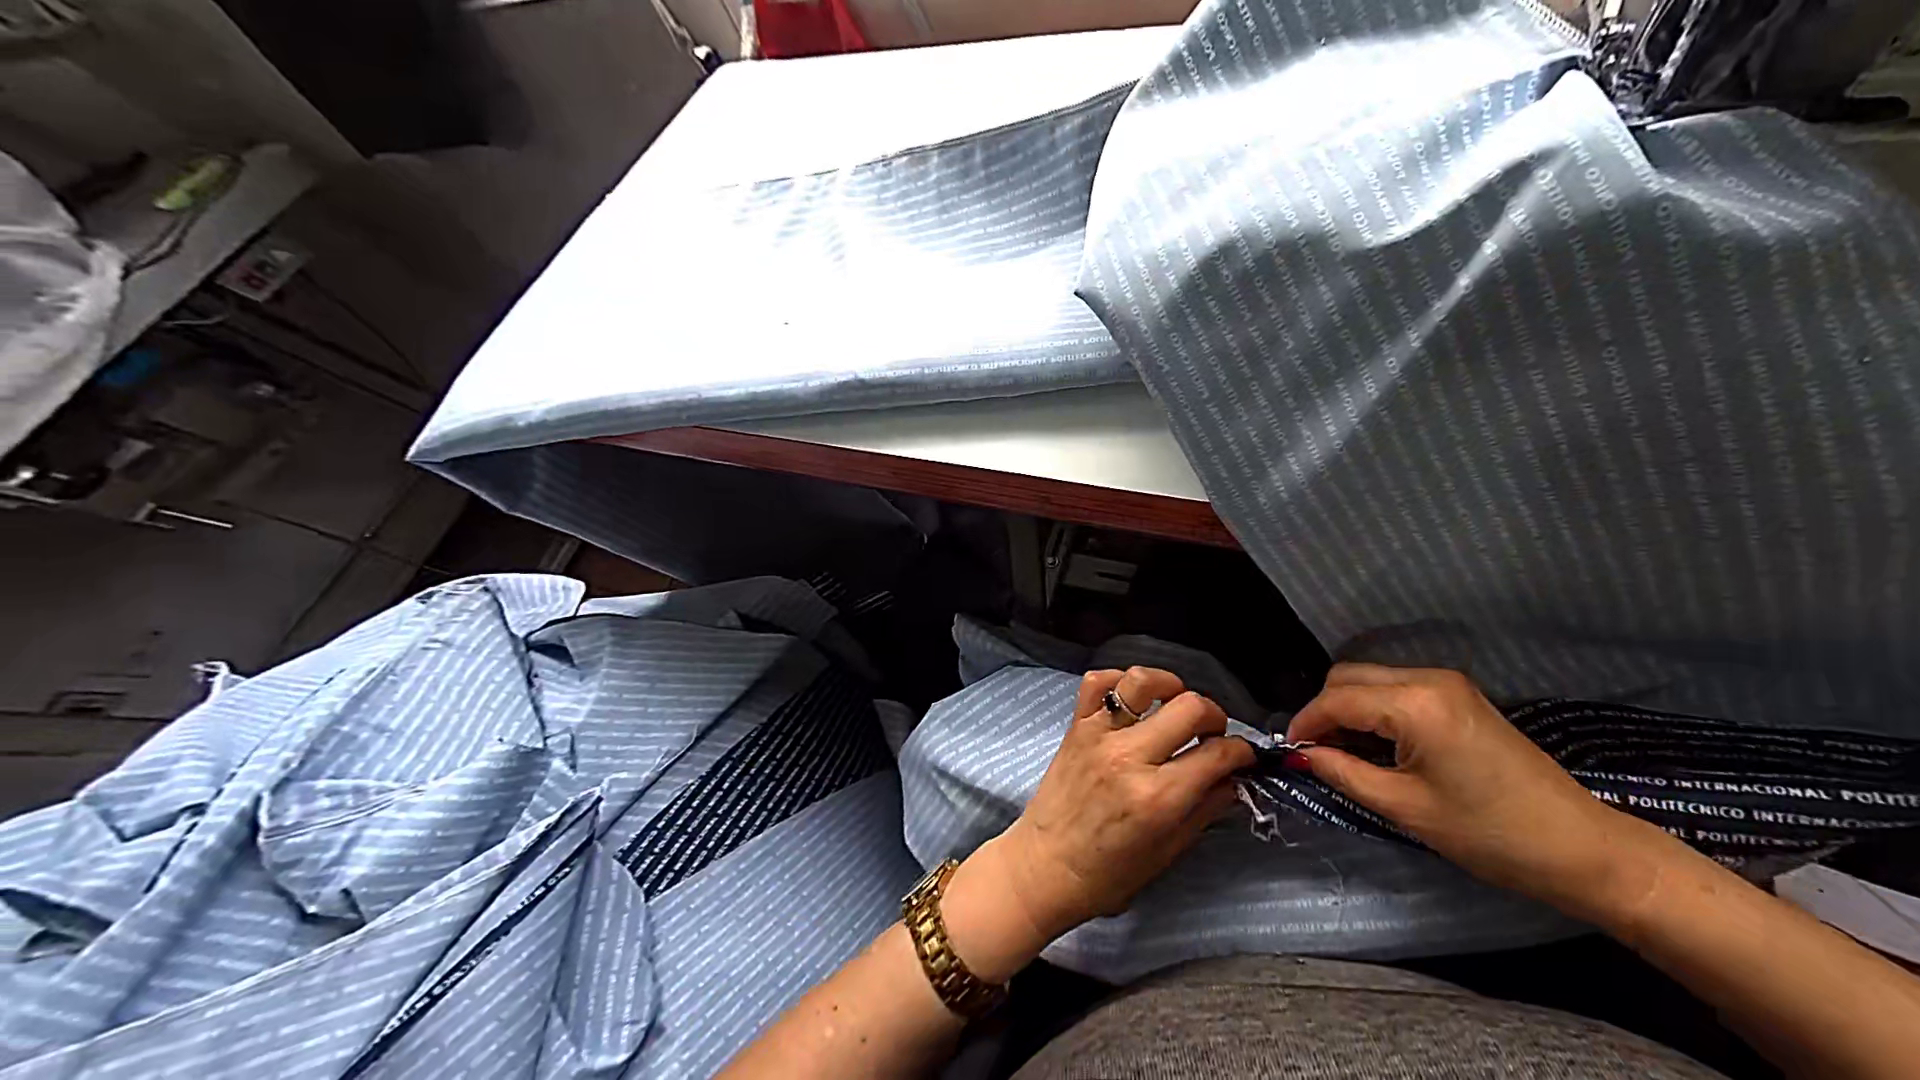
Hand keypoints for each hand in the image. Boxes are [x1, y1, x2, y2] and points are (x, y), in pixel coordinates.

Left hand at [986, 667, 1255, 941]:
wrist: (1044, 868)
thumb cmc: (1107, 874)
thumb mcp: (1168, 852)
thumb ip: (1205, 810)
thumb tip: (1234, 779)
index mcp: (1158, 796)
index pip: (1218, 753)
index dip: (1241, 752)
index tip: (1243, 756)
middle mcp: (1129, 757)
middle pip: (1189, 707)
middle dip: (1214, 716)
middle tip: (1212, 733)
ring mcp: (1098, 736)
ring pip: (1141, 682)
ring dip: (1169, 686)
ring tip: (1174, 704)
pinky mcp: (1075, 727)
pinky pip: (1096, 683)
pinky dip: (1119, 681)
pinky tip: (1133, 699)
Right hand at [1286, 663, 1676, 926]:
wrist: (1585, 850)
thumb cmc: (1491, 834)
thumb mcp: (1404, 807)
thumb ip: (1342, 772)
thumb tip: (1301, 756)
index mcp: (1415, 704)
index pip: (1336, 699)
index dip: (1305, 724)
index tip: (1290, 752)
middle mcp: (1428, 679)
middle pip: (1348, 677)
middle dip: (1324, 710)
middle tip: (1317, 752)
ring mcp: (1448, 684)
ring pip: (1370, 679)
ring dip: (1348, 708)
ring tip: (1344, 751)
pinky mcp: (1460, 697)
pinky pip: (1396, 688)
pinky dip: (1374, 709)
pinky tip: (1377, 744)